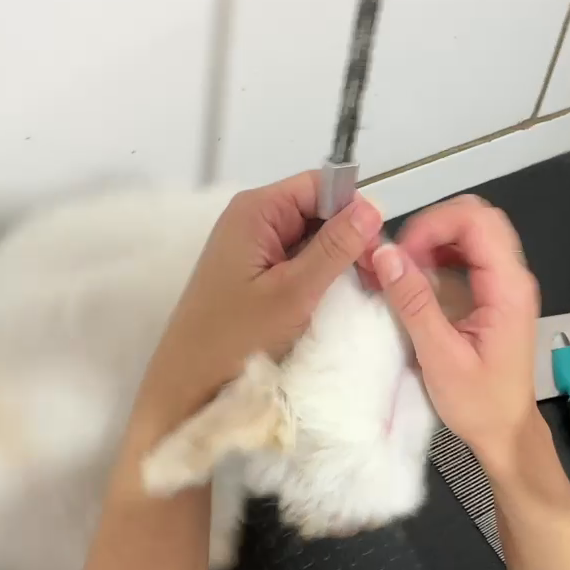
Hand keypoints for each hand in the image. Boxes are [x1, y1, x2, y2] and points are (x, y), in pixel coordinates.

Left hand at [135, 172, 383, 428]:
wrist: (191, 384)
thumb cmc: (237, 337)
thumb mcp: (294, 291)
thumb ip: (334, 247)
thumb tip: (373, 207)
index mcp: (257, 210)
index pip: (320, 186)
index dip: (354, 209)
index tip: (378, 247)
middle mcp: (254, 220)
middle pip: (317, 210)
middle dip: (349, 238)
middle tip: (375, 277)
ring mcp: (254, 248)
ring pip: (312, 239)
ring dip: (338, 261)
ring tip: (361, 290)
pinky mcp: (257, 275)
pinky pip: (299, 263)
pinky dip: (321, 278)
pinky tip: (336, 300)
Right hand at [370, 195, 539, 466]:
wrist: (506, 432)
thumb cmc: (481, 404)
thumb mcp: (441, 357)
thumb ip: (414, 303)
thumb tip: (386, 256)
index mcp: (509, 289)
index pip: (476, 221)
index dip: (433, 225)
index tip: (401, 254)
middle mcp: (513, 279)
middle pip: (476, 220)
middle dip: (431, 229)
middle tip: (399, 259)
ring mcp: (504, 287)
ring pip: (470, 236)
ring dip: (432, 243)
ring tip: (401, 271)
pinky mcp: (492, 298)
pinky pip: (467, 260)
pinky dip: (438, 261)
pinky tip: (414, 284)